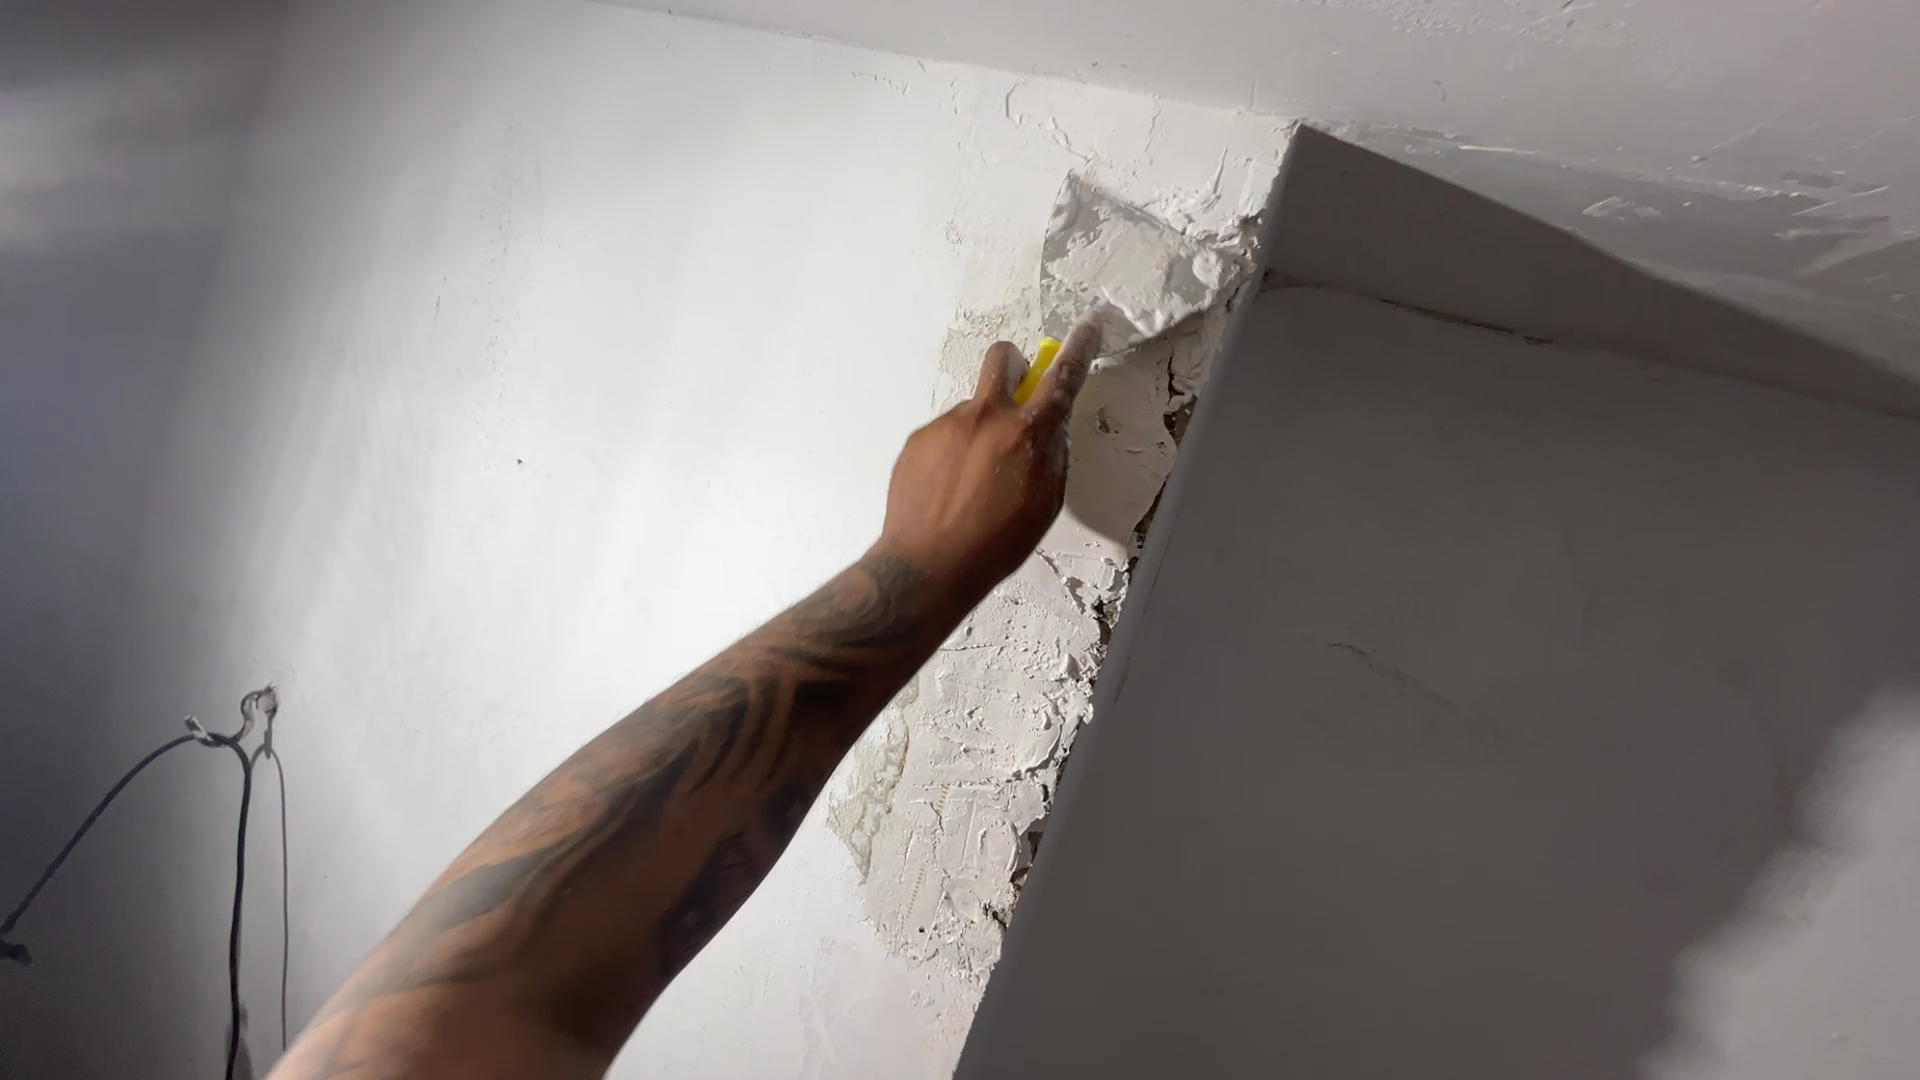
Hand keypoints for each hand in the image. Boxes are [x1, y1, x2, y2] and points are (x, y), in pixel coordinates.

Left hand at [874, 314, 1102, 604]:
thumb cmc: (992, 544)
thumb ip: (1051, 457)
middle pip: (1002, 358)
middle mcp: (987, 417)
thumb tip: (1050, 431)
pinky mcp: (918, 438)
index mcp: (1027, 434)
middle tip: (1013, 397)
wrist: (929, 564)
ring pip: (971, 408)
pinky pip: (943, 433)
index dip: (1081, 348)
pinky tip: (948, 488)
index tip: (1088, 326)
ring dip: (978, 429)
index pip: (1063, 378)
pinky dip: (951, 452)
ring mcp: (948, 424)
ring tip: (971, 481)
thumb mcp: (1044, 504)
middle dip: (1013, 365)